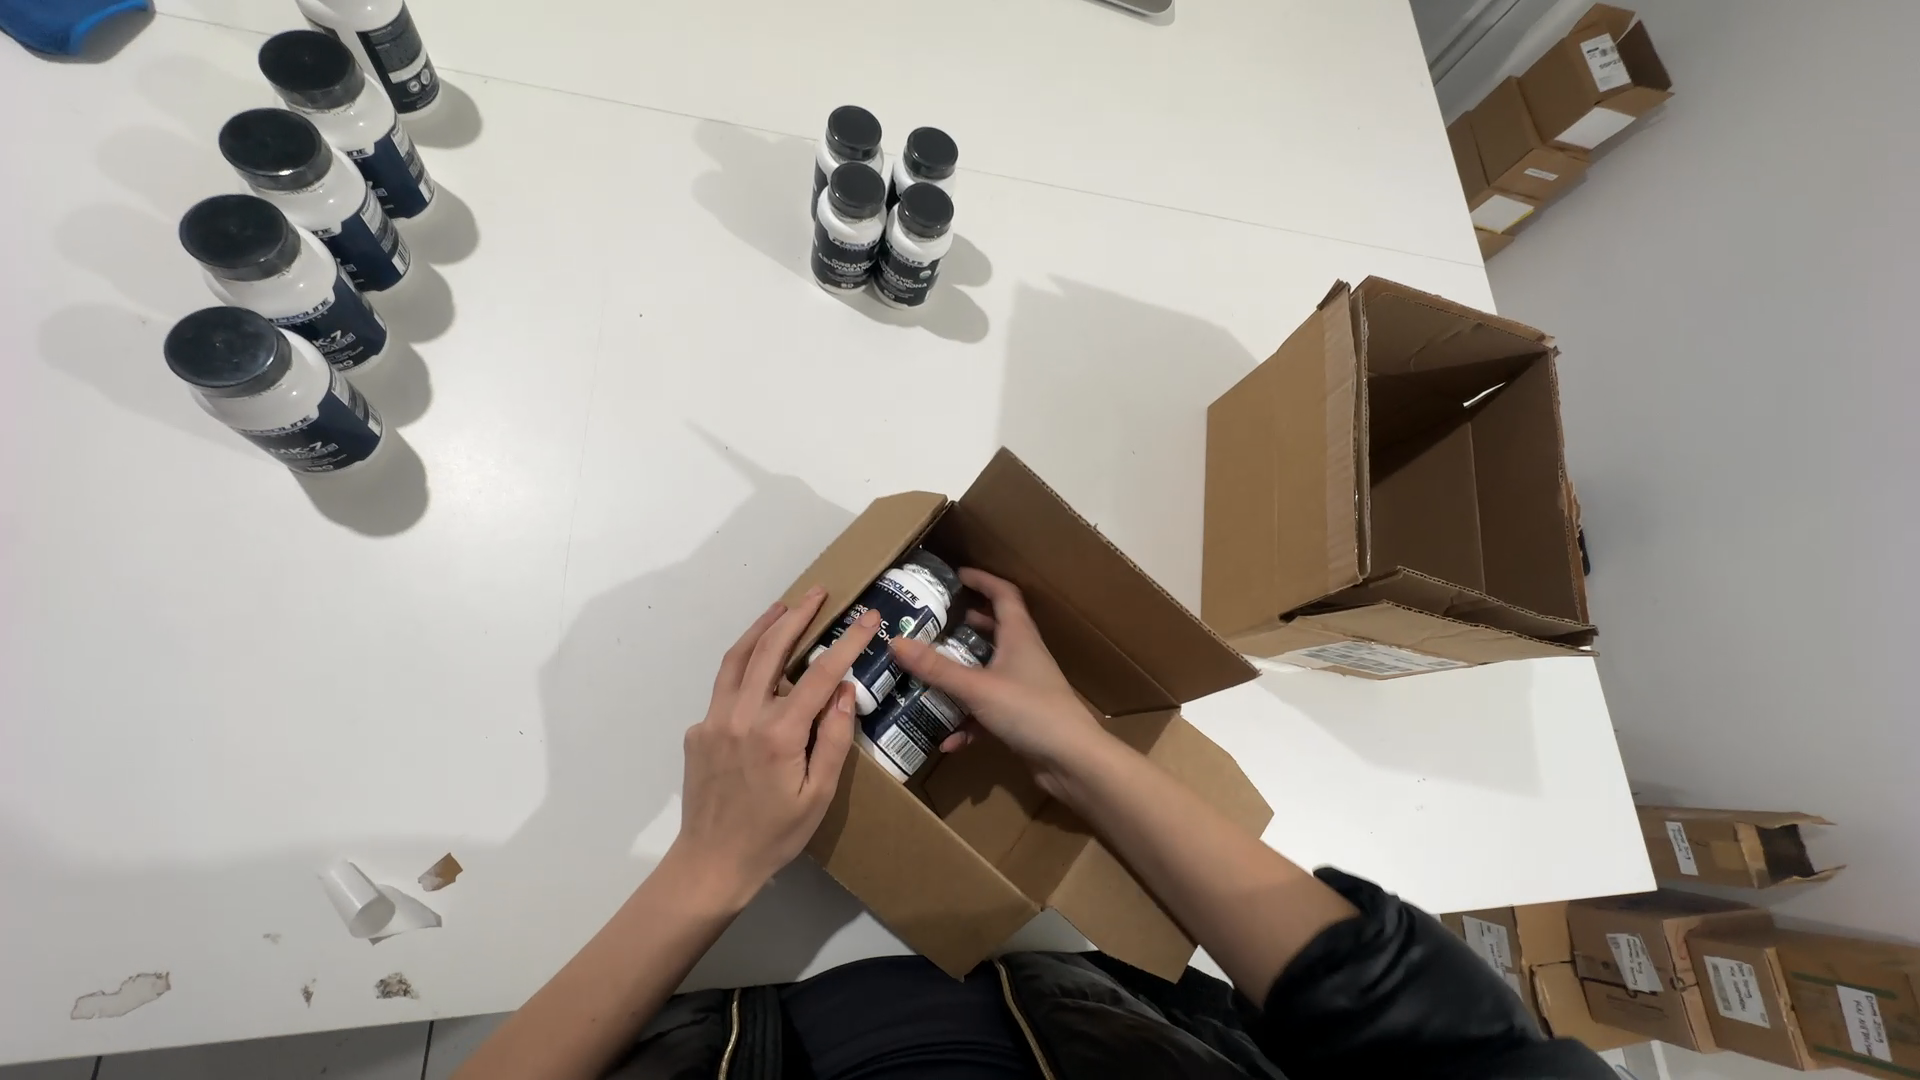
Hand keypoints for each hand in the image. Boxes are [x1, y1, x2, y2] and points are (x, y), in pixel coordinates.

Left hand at [669, 587, 879, 904]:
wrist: (711, 864)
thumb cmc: (775, 835)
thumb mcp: (820, 795)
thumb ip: (834, 738)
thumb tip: (846, 690)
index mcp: (778, 733)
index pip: (821, 674)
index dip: (848, 642)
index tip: (867, 618)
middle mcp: (742, 715)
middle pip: (772, 649)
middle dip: (799, 615)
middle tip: (820, 592)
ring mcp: (714, 719)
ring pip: (738, 657)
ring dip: (763, 627)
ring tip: (784, 606)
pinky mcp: (698, 729)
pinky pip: (725, 685)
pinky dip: (744, 661)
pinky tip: (760, 661)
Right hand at [889, 568, 1109, 798]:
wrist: (1072, 760)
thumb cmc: (1030, 710)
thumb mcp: (977, 687)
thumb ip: (936, 668)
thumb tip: (895, 642)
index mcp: (1019, 636)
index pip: (1003, 594)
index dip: (982, 580)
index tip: (956, 575)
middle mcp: (1023, 655)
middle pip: (995, 630)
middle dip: (966, 626)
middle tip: (934, 624)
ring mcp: (1024, 686)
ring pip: (988, 671)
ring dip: (962, 674)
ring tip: (931, 674)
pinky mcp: (1022, 716)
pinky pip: (988, 710)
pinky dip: (969, 720)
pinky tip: (949, 740)